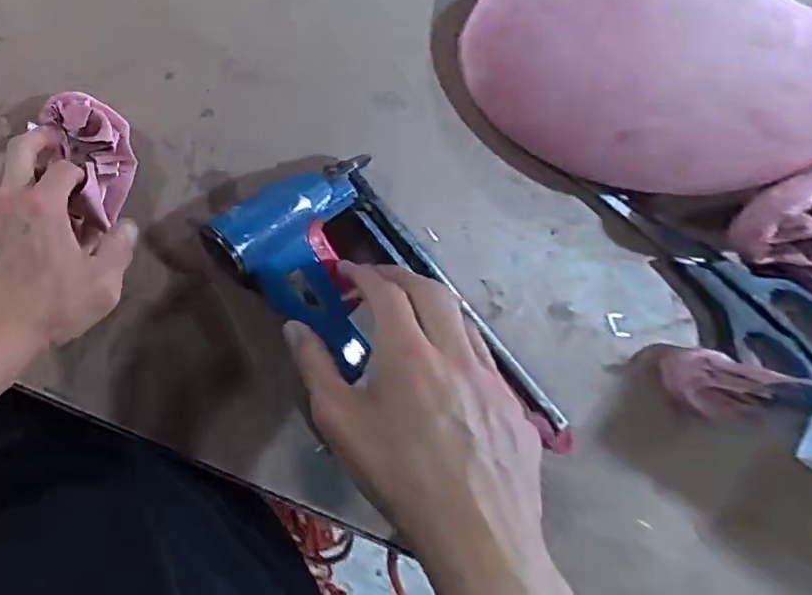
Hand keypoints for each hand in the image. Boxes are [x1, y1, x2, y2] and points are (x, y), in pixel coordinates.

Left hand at [0, 128, 138, 382]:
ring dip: (15, 162)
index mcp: (44, 204)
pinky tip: (7, 207)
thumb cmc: (48, 307)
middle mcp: (11, 195)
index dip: (79, 172)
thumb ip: (118, 250)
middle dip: (41, 138)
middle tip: (55, 143)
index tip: (85, 186)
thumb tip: (127, 225)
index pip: (65, 168)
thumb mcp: (100, 286)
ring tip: (30, 174)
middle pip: (21, 146)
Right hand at [284, 263, 569, 594]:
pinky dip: (458, 345)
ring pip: (464, 320)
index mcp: (408, 351)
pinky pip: (485, 360)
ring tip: (410, 317)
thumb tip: (295, 327)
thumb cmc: (398, 474)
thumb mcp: (338, 420)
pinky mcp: (516, 409)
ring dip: (432, 305)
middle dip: (399, 275)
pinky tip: (446, 374)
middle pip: (431, 290)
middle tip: (375, 279)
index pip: (386, 289)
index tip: (344, 271)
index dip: (362, 273)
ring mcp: (493, 380)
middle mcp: (455, 353)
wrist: (479, 540)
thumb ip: (314, 365)